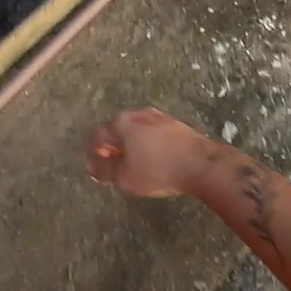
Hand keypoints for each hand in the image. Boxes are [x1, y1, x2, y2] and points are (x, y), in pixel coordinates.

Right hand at [86, 108, 214, 197]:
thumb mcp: (125, 177)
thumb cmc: (157, 170)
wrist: (200, 163)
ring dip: (132, 146)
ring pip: (136, 130)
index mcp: (122, 122)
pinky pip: (152, 133)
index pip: (98, 135)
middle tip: (117, 168)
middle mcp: (138, 113)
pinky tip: (154, 160)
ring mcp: (158, 116)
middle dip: (114, 148)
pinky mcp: (174, 124)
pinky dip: (148, 144)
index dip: (95, 152)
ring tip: (136, 166)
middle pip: (118, 130)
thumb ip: (104, 170)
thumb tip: (90, 164)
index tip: (100, 168)